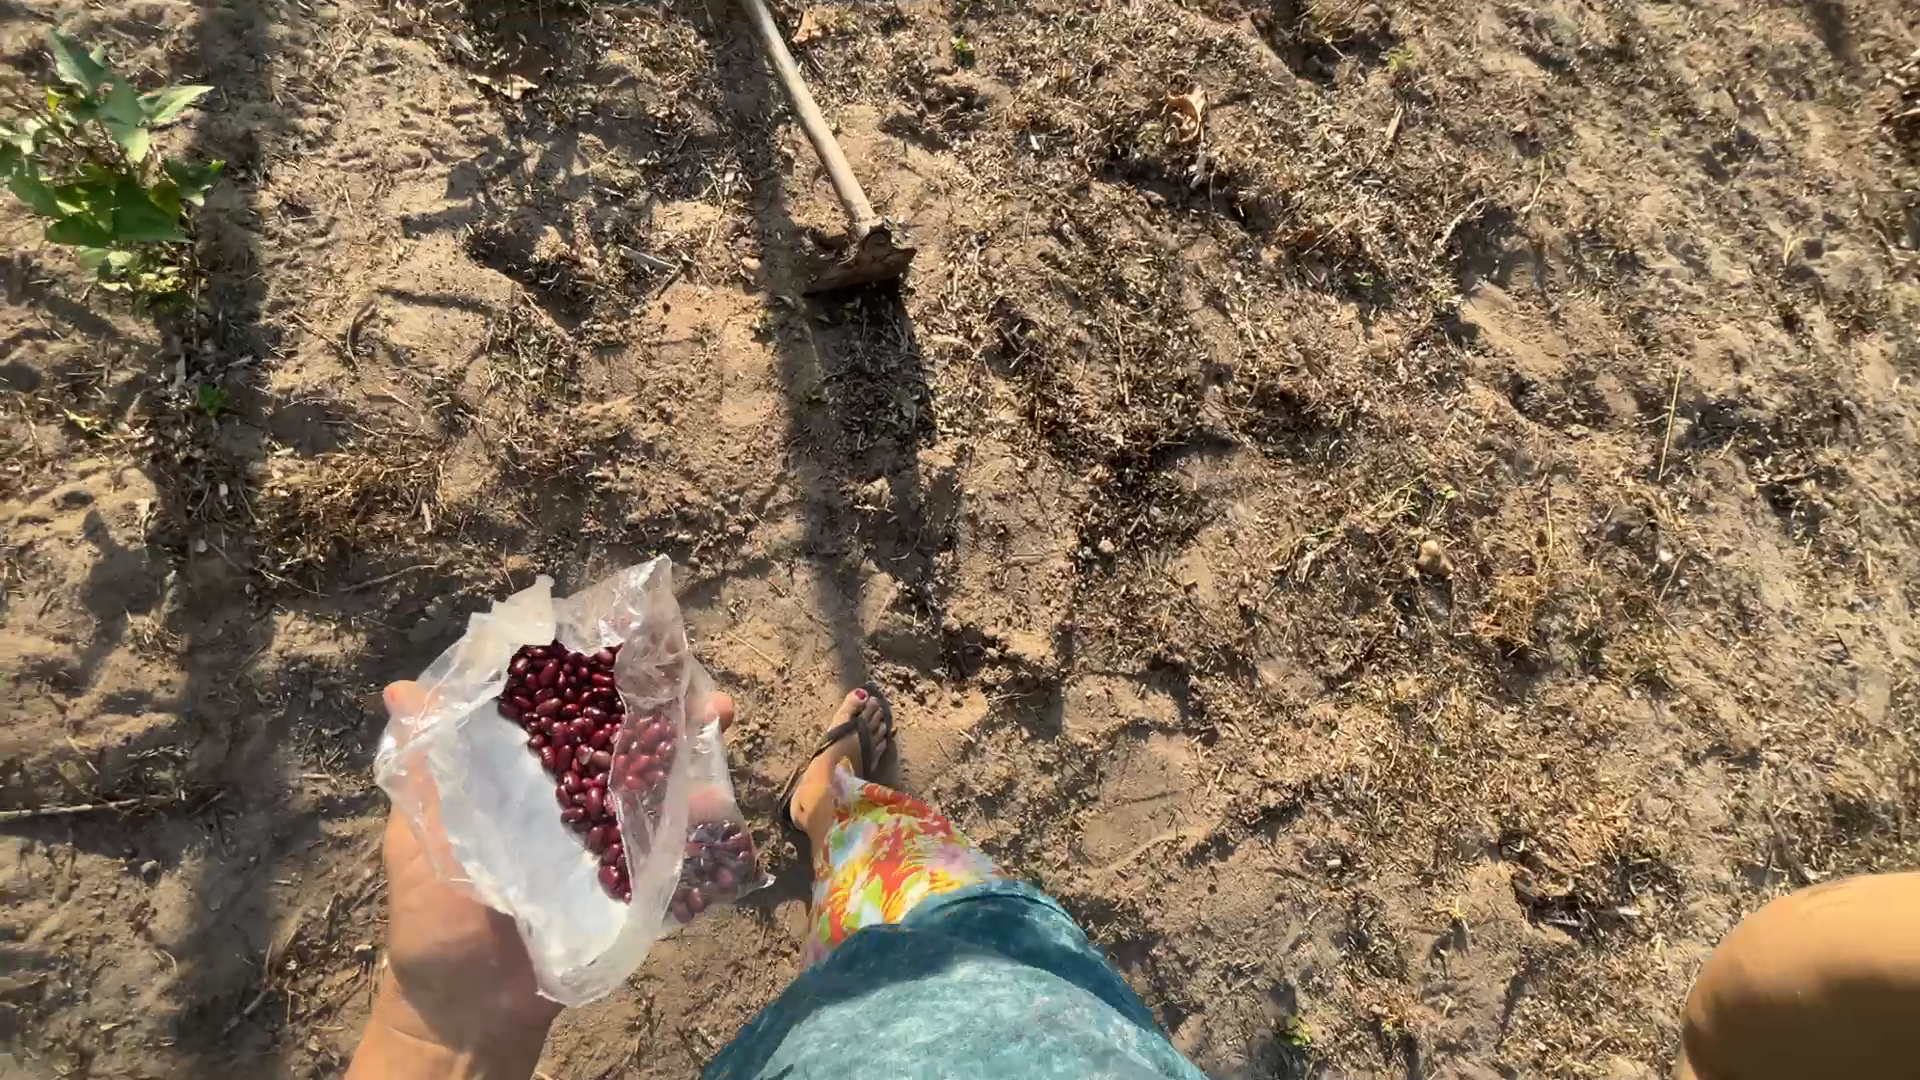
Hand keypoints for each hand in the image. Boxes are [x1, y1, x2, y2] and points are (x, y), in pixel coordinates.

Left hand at [349, 680, 734, 1079]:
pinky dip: (700, 816)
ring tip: (720, 722)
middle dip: (673, 706)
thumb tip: (399, 692)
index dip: (613, 680)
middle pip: (634, 737)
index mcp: (535, 775)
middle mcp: (582, 792)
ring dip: (697, 746)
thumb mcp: (422, 841)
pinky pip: (673, 837)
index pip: (579, 713)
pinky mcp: (635, 872)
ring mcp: (614, 830)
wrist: (469, 1016)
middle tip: (703, 691)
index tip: (644, 651)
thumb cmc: (435, 922)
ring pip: (663, 777)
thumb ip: (427, 773)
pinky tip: (716, 801)